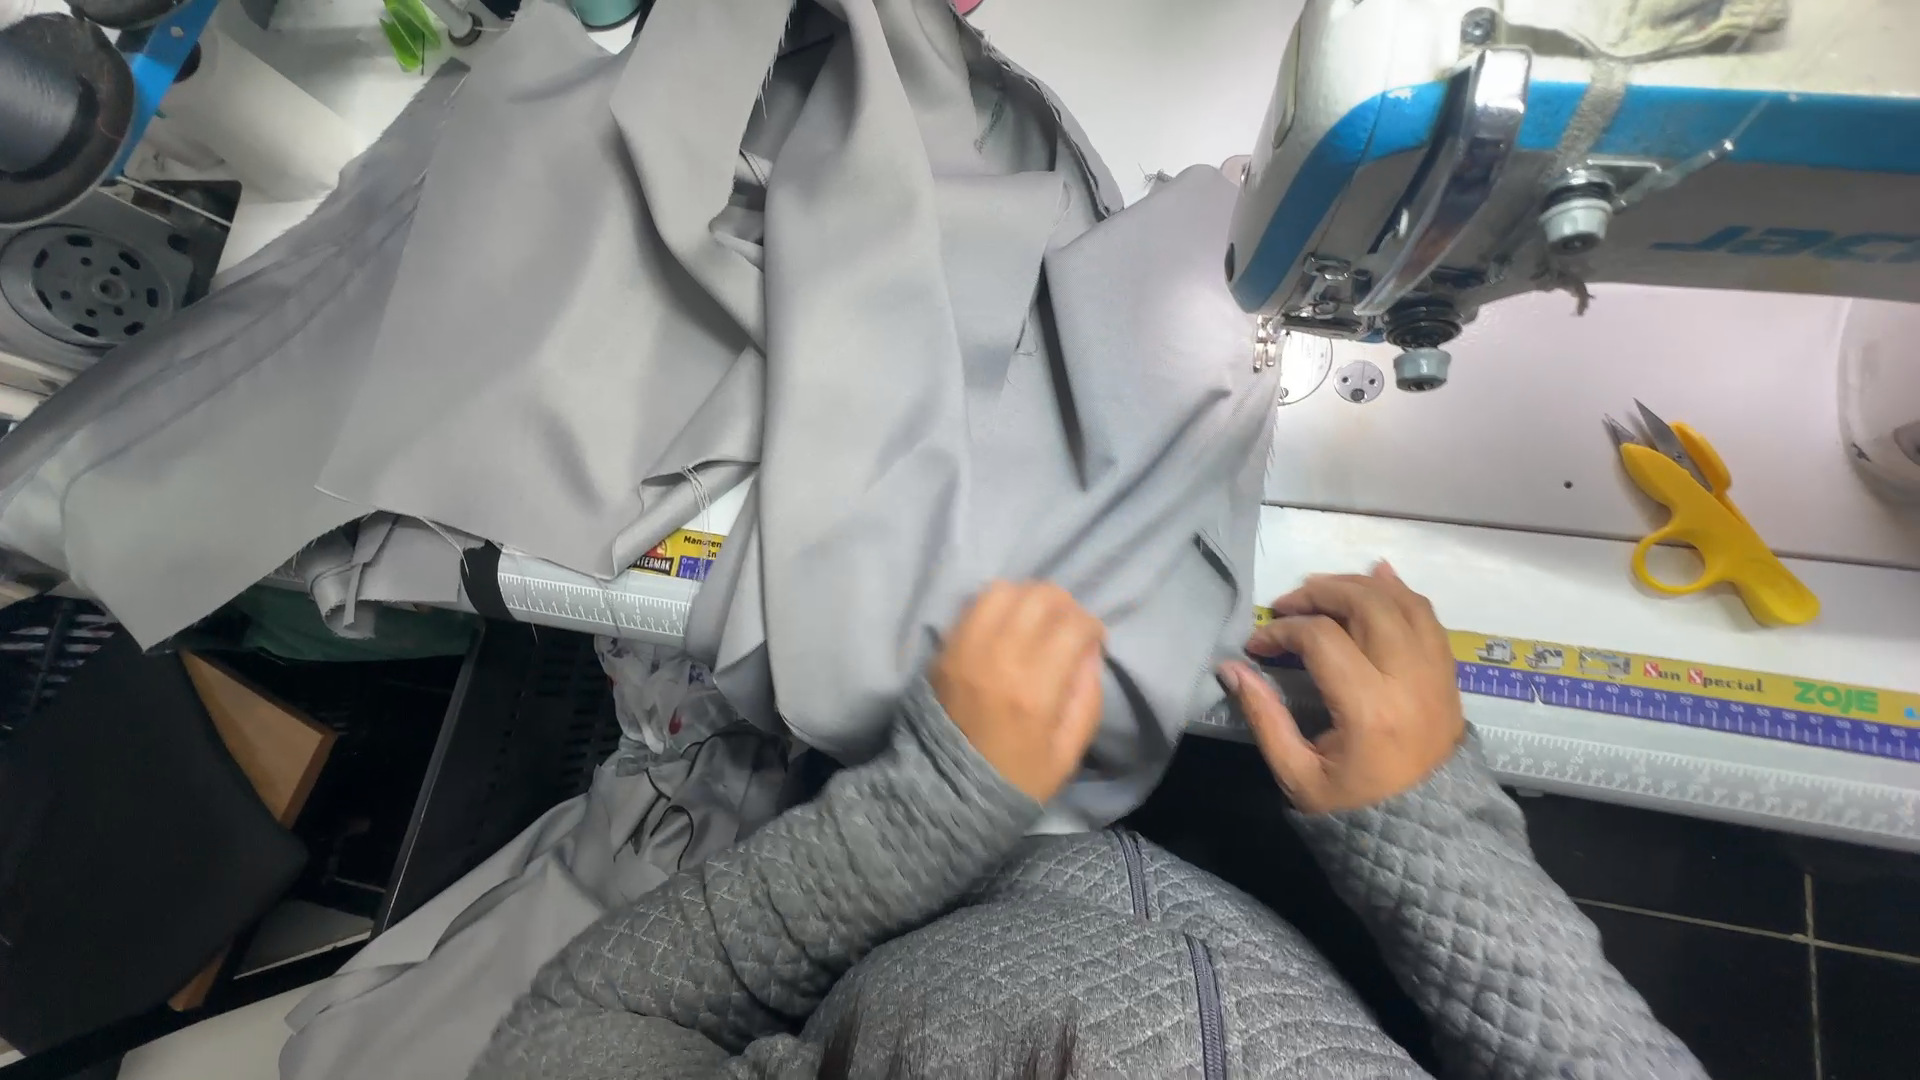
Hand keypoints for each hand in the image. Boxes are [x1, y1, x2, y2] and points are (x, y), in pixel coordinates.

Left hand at [930, 582, 1105, 802]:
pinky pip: (974, 603)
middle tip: (1068, 625)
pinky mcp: (945, 647)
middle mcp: (999, 658)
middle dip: (1065, 604)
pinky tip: (1008, 624)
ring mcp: (966, 648)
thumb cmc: (1014, 777)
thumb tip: (1090, 650)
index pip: (1073, 625)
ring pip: (1004, 590)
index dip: (1092, 625)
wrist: (944, 790)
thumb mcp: (1067, 753)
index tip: (1093, 639)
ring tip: (1037, 619)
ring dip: (1029, 597)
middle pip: (1040, 596)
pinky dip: (998, 604)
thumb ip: (1087, 698)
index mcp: (1034, 690)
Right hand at [1218, 562, 1464, 812]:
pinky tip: (1376, 576)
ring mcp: (1436, 677)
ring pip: (1403, 602)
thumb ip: (1263, 715)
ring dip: (1358, 585)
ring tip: (1321, 590)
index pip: (1321, 638)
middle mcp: (1410, 682)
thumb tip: (1230, 667)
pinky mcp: (1447, 677)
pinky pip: (1430, 618)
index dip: (1282, 631)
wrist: (1430, 840)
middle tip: (1287, 605)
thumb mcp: (1296, 773)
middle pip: (1367, 604)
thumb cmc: (1354, 808)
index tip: (1257, 646)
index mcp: (1370, 710)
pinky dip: (1401, 592)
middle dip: (1319, 592)